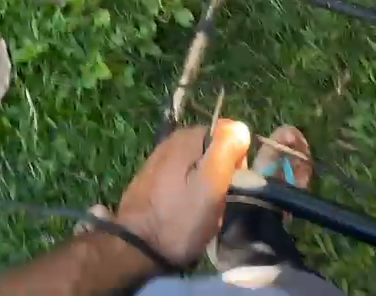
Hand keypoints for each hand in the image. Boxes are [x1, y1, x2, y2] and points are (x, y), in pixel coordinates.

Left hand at [115, 120, 251, 266]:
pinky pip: (183, 180)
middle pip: (211, 153)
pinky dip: (189, 195)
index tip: (231, 188)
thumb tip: (239, 127)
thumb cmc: (178, 219)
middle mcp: (171, 141)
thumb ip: (225, 151)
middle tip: (217, 205)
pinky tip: (186, 215)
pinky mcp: (152, 179)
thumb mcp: (210, 186)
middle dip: (220, 177)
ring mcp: (159, 159)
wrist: (135, 248)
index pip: (227, 136)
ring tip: (202, 214)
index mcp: (186, 137)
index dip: (235, 162)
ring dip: (205, 189)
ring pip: (198, 168)